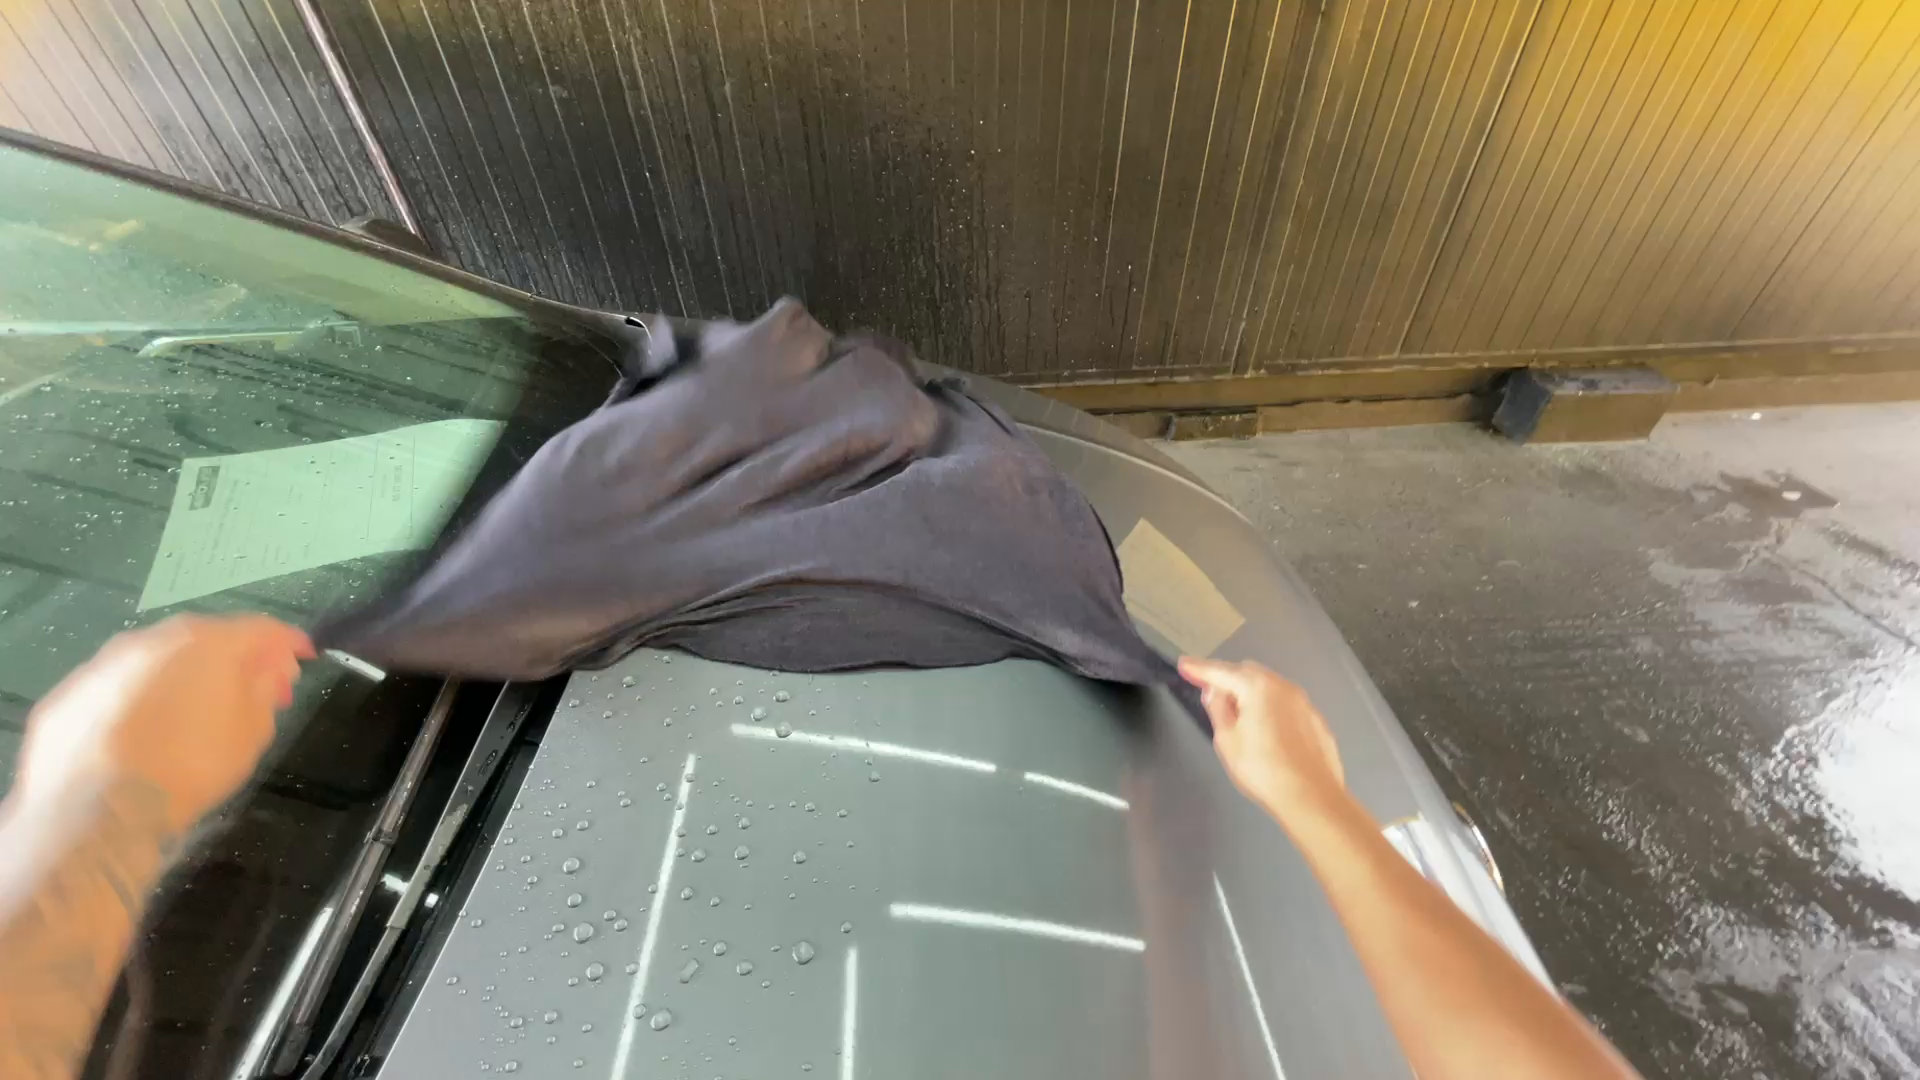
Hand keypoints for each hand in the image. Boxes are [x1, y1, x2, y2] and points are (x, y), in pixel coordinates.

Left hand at [16, 615, 313, 832]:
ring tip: (204, 707)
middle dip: (238, 658)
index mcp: (208, 644)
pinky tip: (152, 726)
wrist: (94, 814)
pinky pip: (120, 685)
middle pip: (208, 637)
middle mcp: (151, 643)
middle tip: (260, 687)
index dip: (289, 642)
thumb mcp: (256, 727)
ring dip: (189, 674)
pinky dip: (145, 695)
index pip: (262, 628)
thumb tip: (263, 672)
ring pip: (159, 659)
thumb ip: (264, 688)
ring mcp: (100, 668)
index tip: (305, 657)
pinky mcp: (65, 698)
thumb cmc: (194, 764)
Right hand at [1179, 657, 1347, 823]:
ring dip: (1251, 693)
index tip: (1183, 664)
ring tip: (1241, 716)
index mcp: (1256, 687)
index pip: (1220, 672)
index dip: (1198, 668)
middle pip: (1247, 672)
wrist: (1313, 799)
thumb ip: (1217, 708)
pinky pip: (1286, 704)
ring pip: (1270, 686)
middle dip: (1228, 679)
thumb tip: (1215, 691)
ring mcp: (1303, 702)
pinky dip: (1271, 708)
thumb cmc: (1262, 769)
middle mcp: (1282, 686)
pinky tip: (1269, 732)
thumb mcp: (1226, 740)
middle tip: (1213, 697)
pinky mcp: (1316, 720)